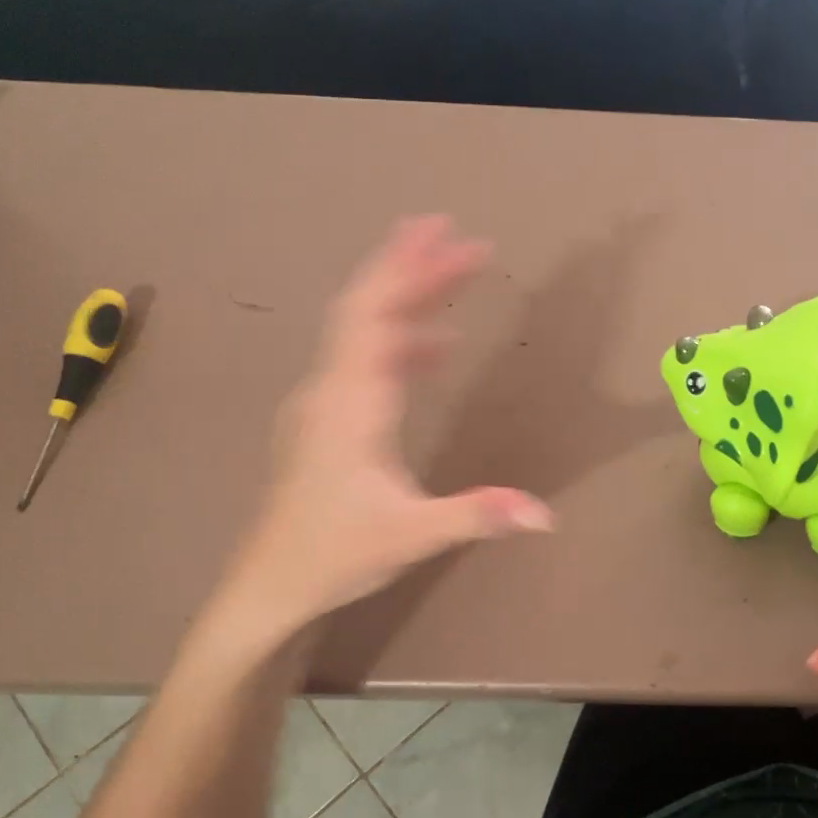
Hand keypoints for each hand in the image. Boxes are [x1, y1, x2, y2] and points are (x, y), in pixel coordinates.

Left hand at [226, 217, 553, 628]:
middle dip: (413, 269)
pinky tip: (437, 350)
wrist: (270, 584)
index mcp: (350, 403)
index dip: (408, 271)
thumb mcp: (413, 534)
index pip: (375, 317)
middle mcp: (332, 390)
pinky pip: (366, 361)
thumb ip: (479, 515)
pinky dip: (402, 342)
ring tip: (454, 277)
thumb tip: (547, 514)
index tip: (447, 234)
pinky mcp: (329, 421)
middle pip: (368, 309)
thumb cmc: (335, 553)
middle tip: (462, 239)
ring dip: (408, 300)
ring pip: (364, 331)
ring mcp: (326, 403)